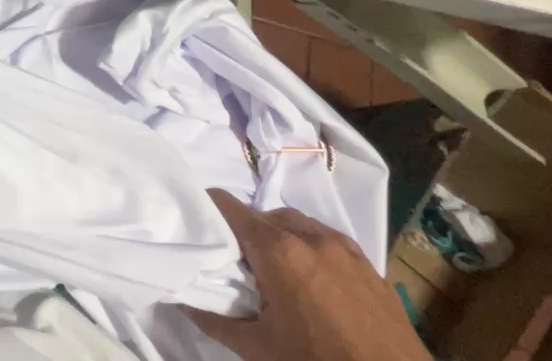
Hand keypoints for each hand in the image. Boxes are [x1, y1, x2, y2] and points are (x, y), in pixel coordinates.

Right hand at [181, 190, 431, 360]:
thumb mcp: (258, 349)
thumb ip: (214, 320)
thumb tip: (182, 300)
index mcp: (276, 249)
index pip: (227, 205)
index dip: (207, 210)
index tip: (198, 228)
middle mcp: (308, 236)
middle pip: (261, 214)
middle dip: (243, 231)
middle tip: (236, 263)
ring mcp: (343, 248)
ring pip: (295, 222)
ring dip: (278, 236)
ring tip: (275, 271)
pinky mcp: (369, 264)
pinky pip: (326, 238)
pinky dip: (309, 247)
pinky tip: (312, 280)